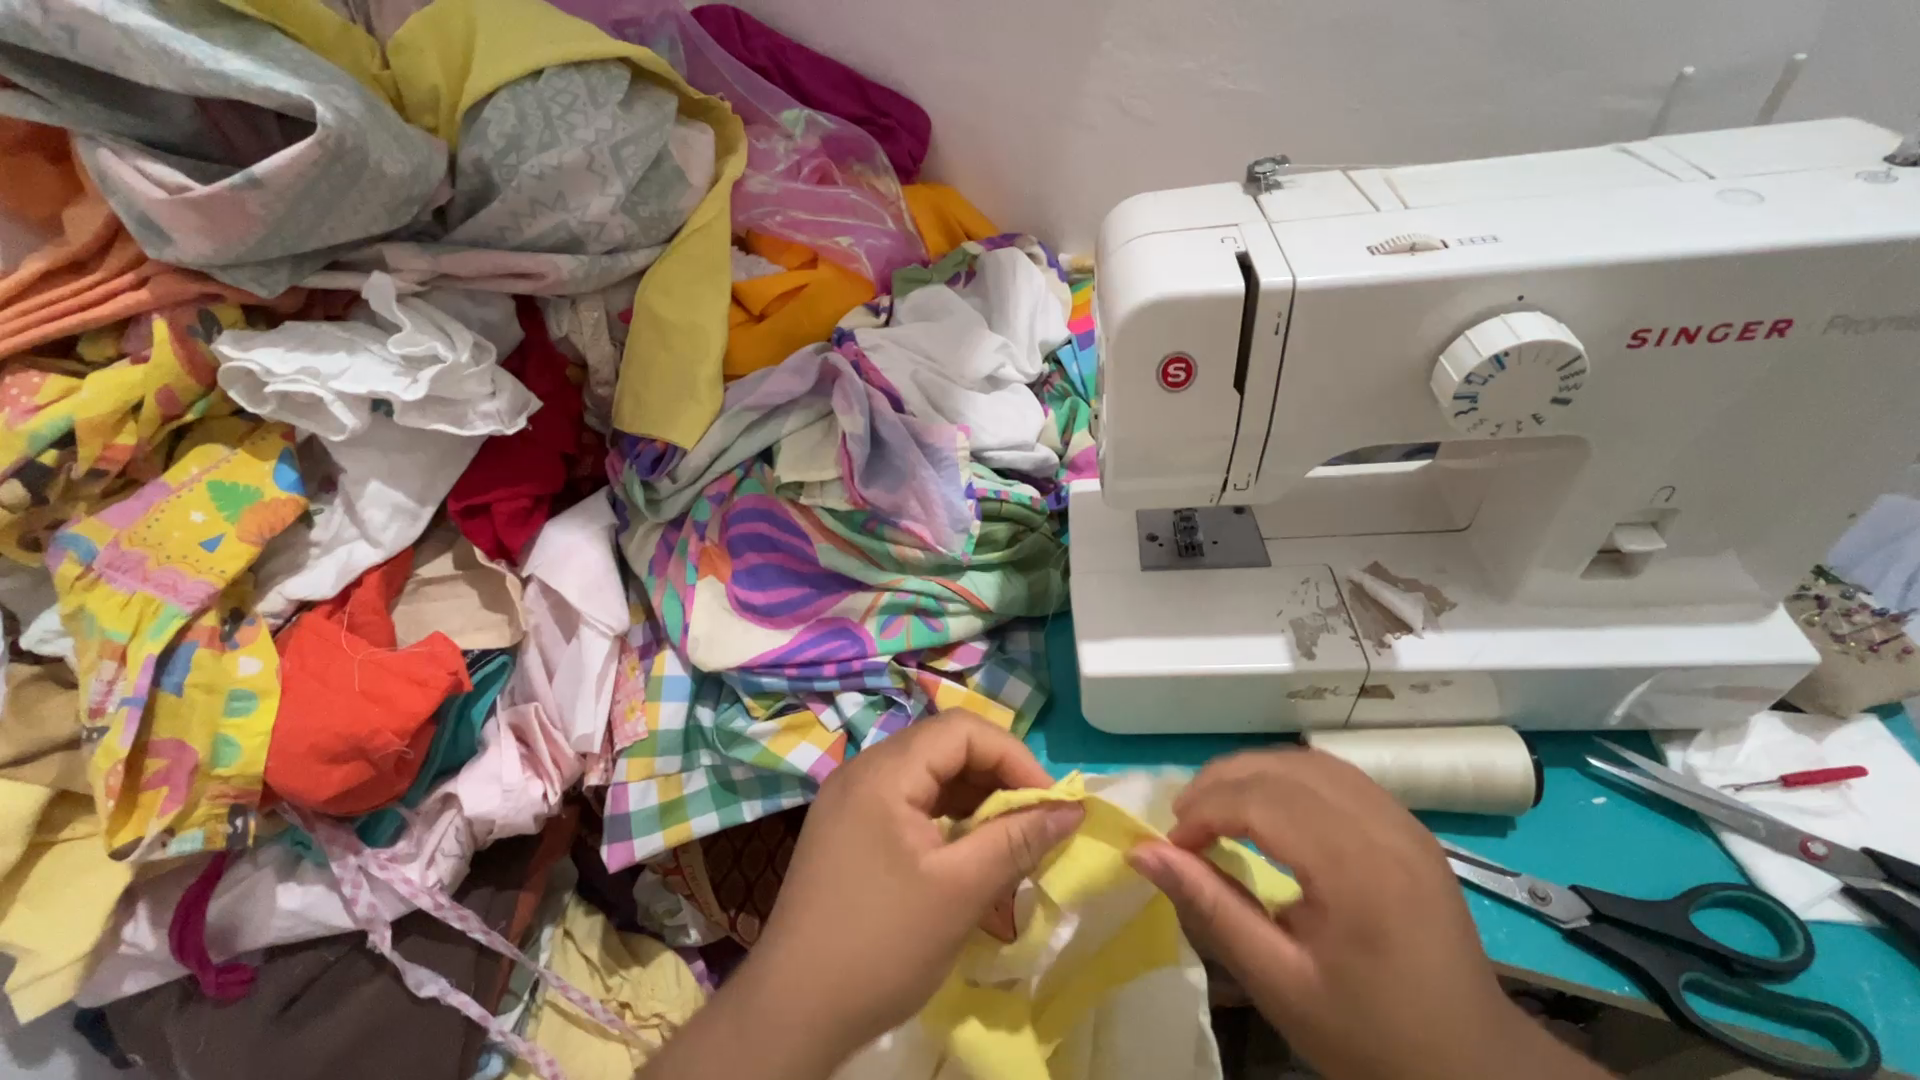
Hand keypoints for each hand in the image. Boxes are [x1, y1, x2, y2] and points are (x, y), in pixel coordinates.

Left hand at [640, 711, 1082, 1078]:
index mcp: (882, 773)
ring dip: (975, 803)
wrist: (792, 1014)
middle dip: (997, 779)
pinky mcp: (849, 834)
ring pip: (929, 779)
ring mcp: (851, 804)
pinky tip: (969, 859)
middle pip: (944, 749)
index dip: (1014, 757)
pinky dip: (948, 823)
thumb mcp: (960, 892)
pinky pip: (910, 807)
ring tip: (1009, 845)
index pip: (961, 730)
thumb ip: (1017, 840)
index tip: (1050, 804)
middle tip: (1034, 824)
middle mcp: (862, 774)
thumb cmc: (880, 945)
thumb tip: (1071, 809)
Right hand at [1128, 748, 1611, 1079]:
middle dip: (1220, 783)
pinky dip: (1290, 781)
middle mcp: (1384, 828)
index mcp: (1355, 868)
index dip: (1204, 812)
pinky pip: (1339, 778)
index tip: (1172, 847)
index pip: (1260, 800)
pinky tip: (1270, 812)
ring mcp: (1404, 823)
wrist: (1473, 1066)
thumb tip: (1143, 852)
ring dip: (1254, 775)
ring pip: (1310, 762)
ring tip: (1217, 811)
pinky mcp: (1411, 830)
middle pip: (1283, 768)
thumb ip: (1210, 907)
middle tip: (1183, 823)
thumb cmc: (1369, 1034)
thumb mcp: (1278, 982)